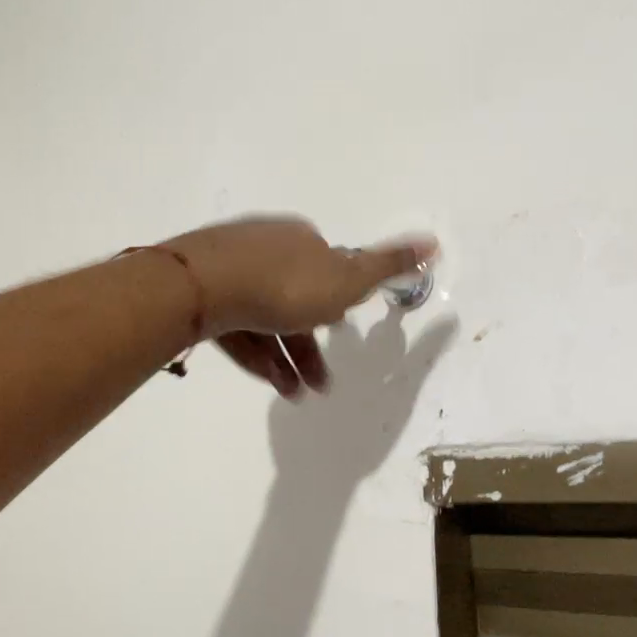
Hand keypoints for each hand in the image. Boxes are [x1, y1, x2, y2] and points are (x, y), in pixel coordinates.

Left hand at [162, 215, 437, 398]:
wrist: (204, 286)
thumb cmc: (284, 285)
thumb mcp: (346, 280)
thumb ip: (387, 266)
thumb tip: (433, 242)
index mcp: (301, 240)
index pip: (327, 272)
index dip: (337, 305)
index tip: (342, 334)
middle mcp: (265, 249)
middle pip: (295, 302)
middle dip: (311, 347)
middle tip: (322, 385)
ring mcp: (230, 271)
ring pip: (266, 320)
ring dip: (287, 360)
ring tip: (297, 395)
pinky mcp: (203, 295)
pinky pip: (238, 328)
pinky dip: (257, 354)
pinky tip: (270, 381)